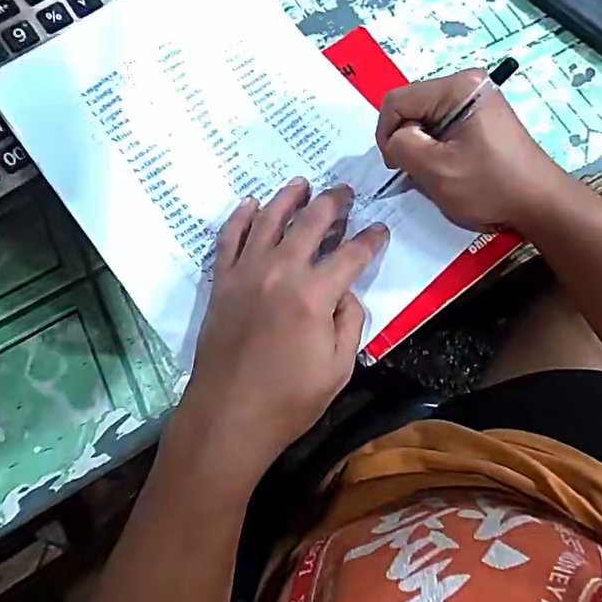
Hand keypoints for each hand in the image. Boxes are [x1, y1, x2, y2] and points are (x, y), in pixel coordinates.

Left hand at [167, 179, 387, 491]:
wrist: (228, 417)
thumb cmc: (289, 400)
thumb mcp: (339, 368)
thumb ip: (350, 322)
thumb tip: (346, 293)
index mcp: (314, 294)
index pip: (352, 254)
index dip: (370, 240)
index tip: (379, 231)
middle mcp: (280, 271)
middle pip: (311, 222)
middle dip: (334, 203)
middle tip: (345, 193)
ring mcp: (246, 273)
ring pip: (269, 219)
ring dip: (288, 198)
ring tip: (302, 184)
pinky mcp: (222, 282)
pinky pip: (230, 238)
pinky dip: (240, 216)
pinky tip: (251, 204)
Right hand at [377, 70, 572, 231]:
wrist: (540, 203)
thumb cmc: (491, 187)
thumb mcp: (436, 170)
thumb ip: (402, 146)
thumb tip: (395, 139)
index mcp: (458, 87)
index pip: (397, 101)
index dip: (387, 134)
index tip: (397, 166)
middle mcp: (468, 84)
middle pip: (412, 107)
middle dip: (407, 141)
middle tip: (418, 173)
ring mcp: (477, 100)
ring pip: (425, 120)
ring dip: (423, 149)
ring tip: (437, 174)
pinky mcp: (481, 118)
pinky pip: (443, 128)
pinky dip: (437, 150)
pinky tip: (449, 170)